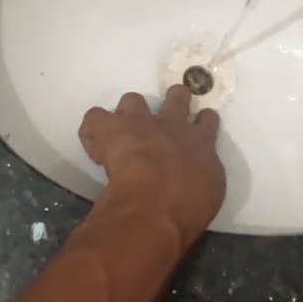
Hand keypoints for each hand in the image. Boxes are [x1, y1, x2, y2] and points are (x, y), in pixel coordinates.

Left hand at [78, 87, 224, 241]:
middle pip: (176, 96)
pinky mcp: (111, 128)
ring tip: (123, 133)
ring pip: (133, 100)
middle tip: (163, 119)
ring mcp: (140, 122)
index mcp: (200, 143)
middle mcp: (172, 125)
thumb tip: (196, 177)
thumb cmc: (189, 206)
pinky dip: (92, 132)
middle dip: (172, 101)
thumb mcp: (210, 193)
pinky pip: (95, 117)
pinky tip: (96, 150)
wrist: (157, 203)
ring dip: (128, 114)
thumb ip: (203, 177)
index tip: (194, 132)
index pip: (206, 121)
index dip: (200, 122)